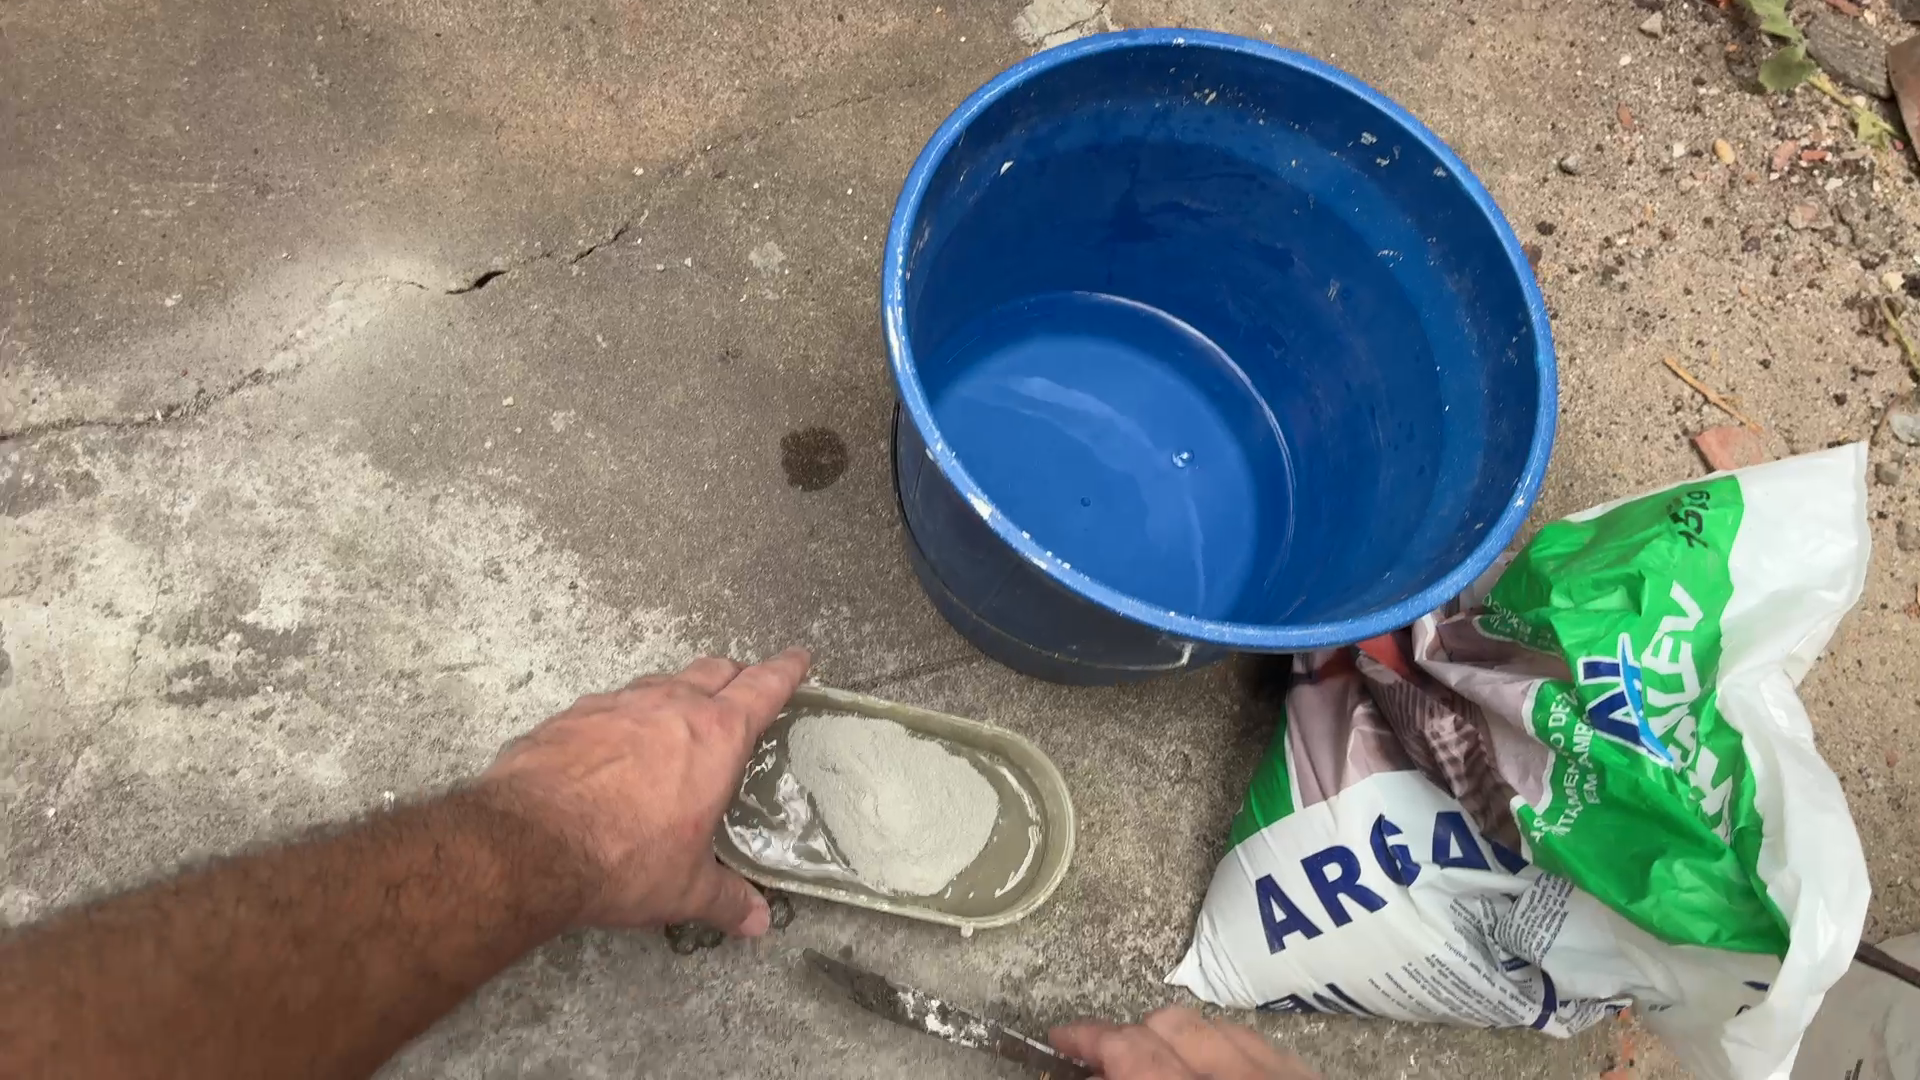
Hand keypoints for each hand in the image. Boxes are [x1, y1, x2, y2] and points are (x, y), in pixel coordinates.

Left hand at [476, 649, 809, 934]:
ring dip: (680, 691)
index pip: (766, 685)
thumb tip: (759, 923)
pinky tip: (614, 746)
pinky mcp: (574, 713)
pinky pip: (613, 702)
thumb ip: (726, 900)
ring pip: (665, 679)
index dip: (788, 668)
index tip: (800, 658)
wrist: (523, 846)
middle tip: (741, 690)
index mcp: (717, 735)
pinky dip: (626, 715)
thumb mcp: (684, 888)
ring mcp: (621, 702)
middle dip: (736, 673)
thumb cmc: (623, 859)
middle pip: (717, 667)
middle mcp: (674, 704)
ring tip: (678, 719)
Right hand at [1050, 1007, 1317, 1079]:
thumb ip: (1127, 1078)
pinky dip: (1218, 1044)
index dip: (1085, 1039)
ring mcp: (1280, 1075)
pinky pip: (1253, 1041)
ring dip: (1167, 1037)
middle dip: (1123, 1039)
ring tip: (1148, 1062)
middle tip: (1096, 1065)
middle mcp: (1236, 1077)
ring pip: (1208, 1025)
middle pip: (1164, 1027)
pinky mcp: (1307, 1077)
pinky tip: (1207, 1065)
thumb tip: (1083, 1071)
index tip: (1057, 1041)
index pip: (1128, 1052)